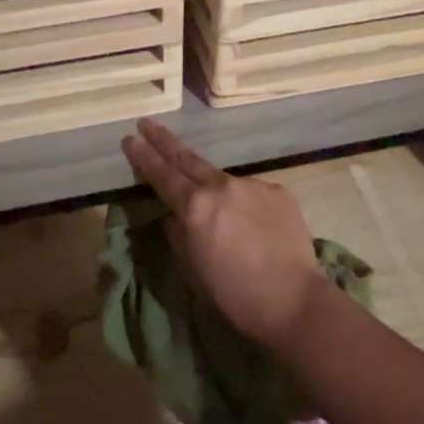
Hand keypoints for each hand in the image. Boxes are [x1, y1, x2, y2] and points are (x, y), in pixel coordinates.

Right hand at [121, 118, 333, 351]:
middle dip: (164, 140)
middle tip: (147, 123)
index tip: (130, 137)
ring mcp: (252, 185)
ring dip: (214, 188)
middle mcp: (221, 186)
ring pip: (223, 180)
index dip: (144, 156)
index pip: (162, 175)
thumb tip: (176, 216)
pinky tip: (254, 227)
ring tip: (221, 216)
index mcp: (194, 207)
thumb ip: (178, 235)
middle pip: (187, 158)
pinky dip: (246, 205)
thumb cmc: (234, 295)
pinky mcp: (278, 191)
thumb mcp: (192, 270)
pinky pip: (252, 193)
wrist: (293, 300)